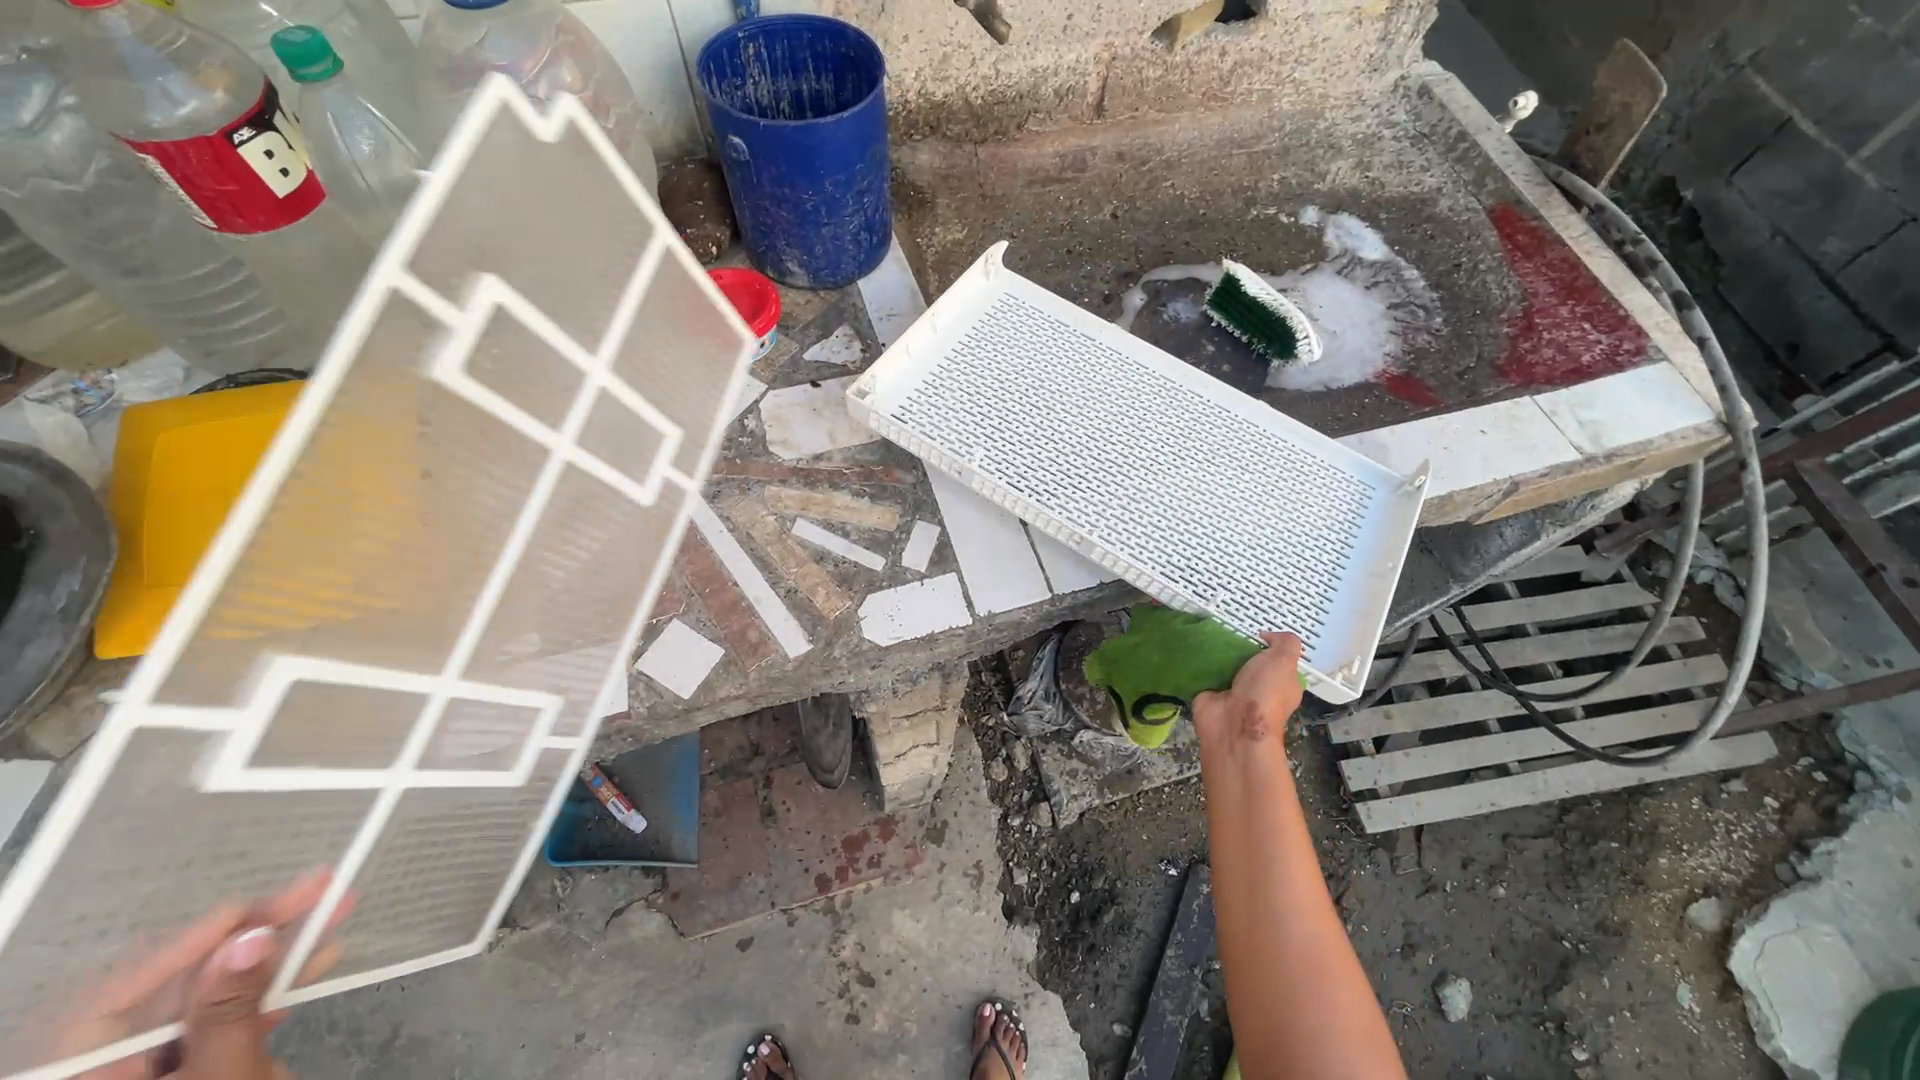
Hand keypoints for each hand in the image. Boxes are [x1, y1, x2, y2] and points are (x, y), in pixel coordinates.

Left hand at [59, 871, 348, 1079]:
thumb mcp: (223, 1079)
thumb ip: (229, 1010)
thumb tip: (250, 934)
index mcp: (76, 1073)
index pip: (129, 985)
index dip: (200, 937)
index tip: (267, 900)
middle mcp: (94, 1073)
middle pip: (174, 990)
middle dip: (255, 942)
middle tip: (325, 893)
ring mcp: (137, 1079)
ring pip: (202, 1008)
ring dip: (270, 969)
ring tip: (334, 930)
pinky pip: (211, 1034)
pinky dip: (259, 1008)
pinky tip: (303, 983)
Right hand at [1192, 632, 1303, 747]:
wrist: (1234, 724)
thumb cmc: (1265, 692)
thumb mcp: (1285, 661)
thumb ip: (1285, 643)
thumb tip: (1268, 636)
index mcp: (1282, 683)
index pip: (1277, 660)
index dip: (1268, 645)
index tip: (1255, 631)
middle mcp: (1258, 688)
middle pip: (1248, 660)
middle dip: (1238, 646)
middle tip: (1226, 628)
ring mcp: (1233, 692)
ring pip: (1224, 665)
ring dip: (1215, 652)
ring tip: (1205, 632)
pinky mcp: (1210, 694)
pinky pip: (1203, 673)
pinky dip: (1196, 662)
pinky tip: (1190, 646)